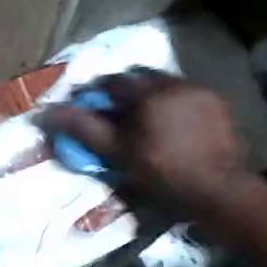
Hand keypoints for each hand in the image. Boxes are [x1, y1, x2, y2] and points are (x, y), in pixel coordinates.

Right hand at [39, 71, 252, 212]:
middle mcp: (171, 83)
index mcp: (145, 94)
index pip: (111, 81)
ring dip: (151, 95)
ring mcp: (197, 90)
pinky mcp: (217, 102)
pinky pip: (187, 94)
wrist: (219, 190)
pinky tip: (175, 126)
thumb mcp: (119, 154)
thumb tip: (47, 112)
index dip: (96, 92)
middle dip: (126, 90)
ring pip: (165, 83)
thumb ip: (85, 129)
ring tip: (148, 120)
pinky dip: (175, 104)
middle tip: (119, 115)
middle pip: (140, 76)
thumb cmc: (164, 176)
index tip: (91, 107)